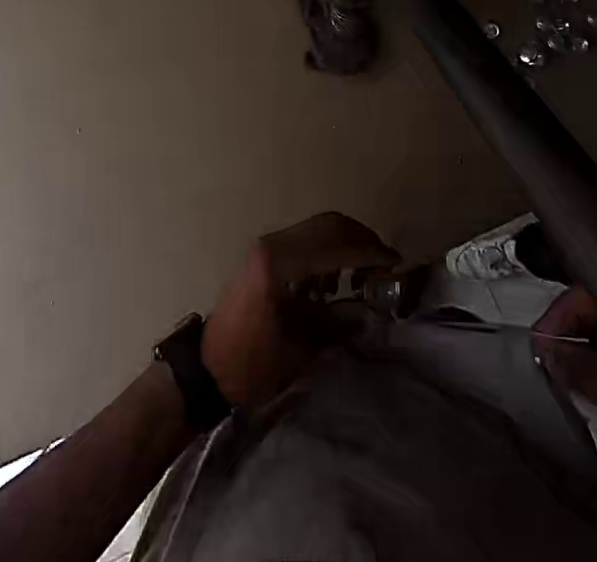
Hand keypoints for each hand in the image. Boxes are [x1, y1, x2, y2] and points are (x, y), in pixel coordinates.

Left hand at [202, 212, 398, 404]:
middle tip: (384, 263)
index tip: (394, 263)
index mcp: (280, 264)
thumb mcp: (298, 351)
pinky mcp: (264, 253)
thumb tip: (369, 315)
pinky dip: (328, 251)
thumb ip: (336, 326)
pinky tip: (331, 284)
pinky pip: (306, 239)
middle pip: (331, 226)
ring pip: (319, 228)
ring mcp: (267, 245)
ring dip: (346, 245)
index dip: (370, 253)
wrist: (202, 371)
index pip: (337, 245)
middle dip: (363, 241)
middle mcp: (273, 244)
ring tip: (360, 277)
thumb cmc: (248, 365)